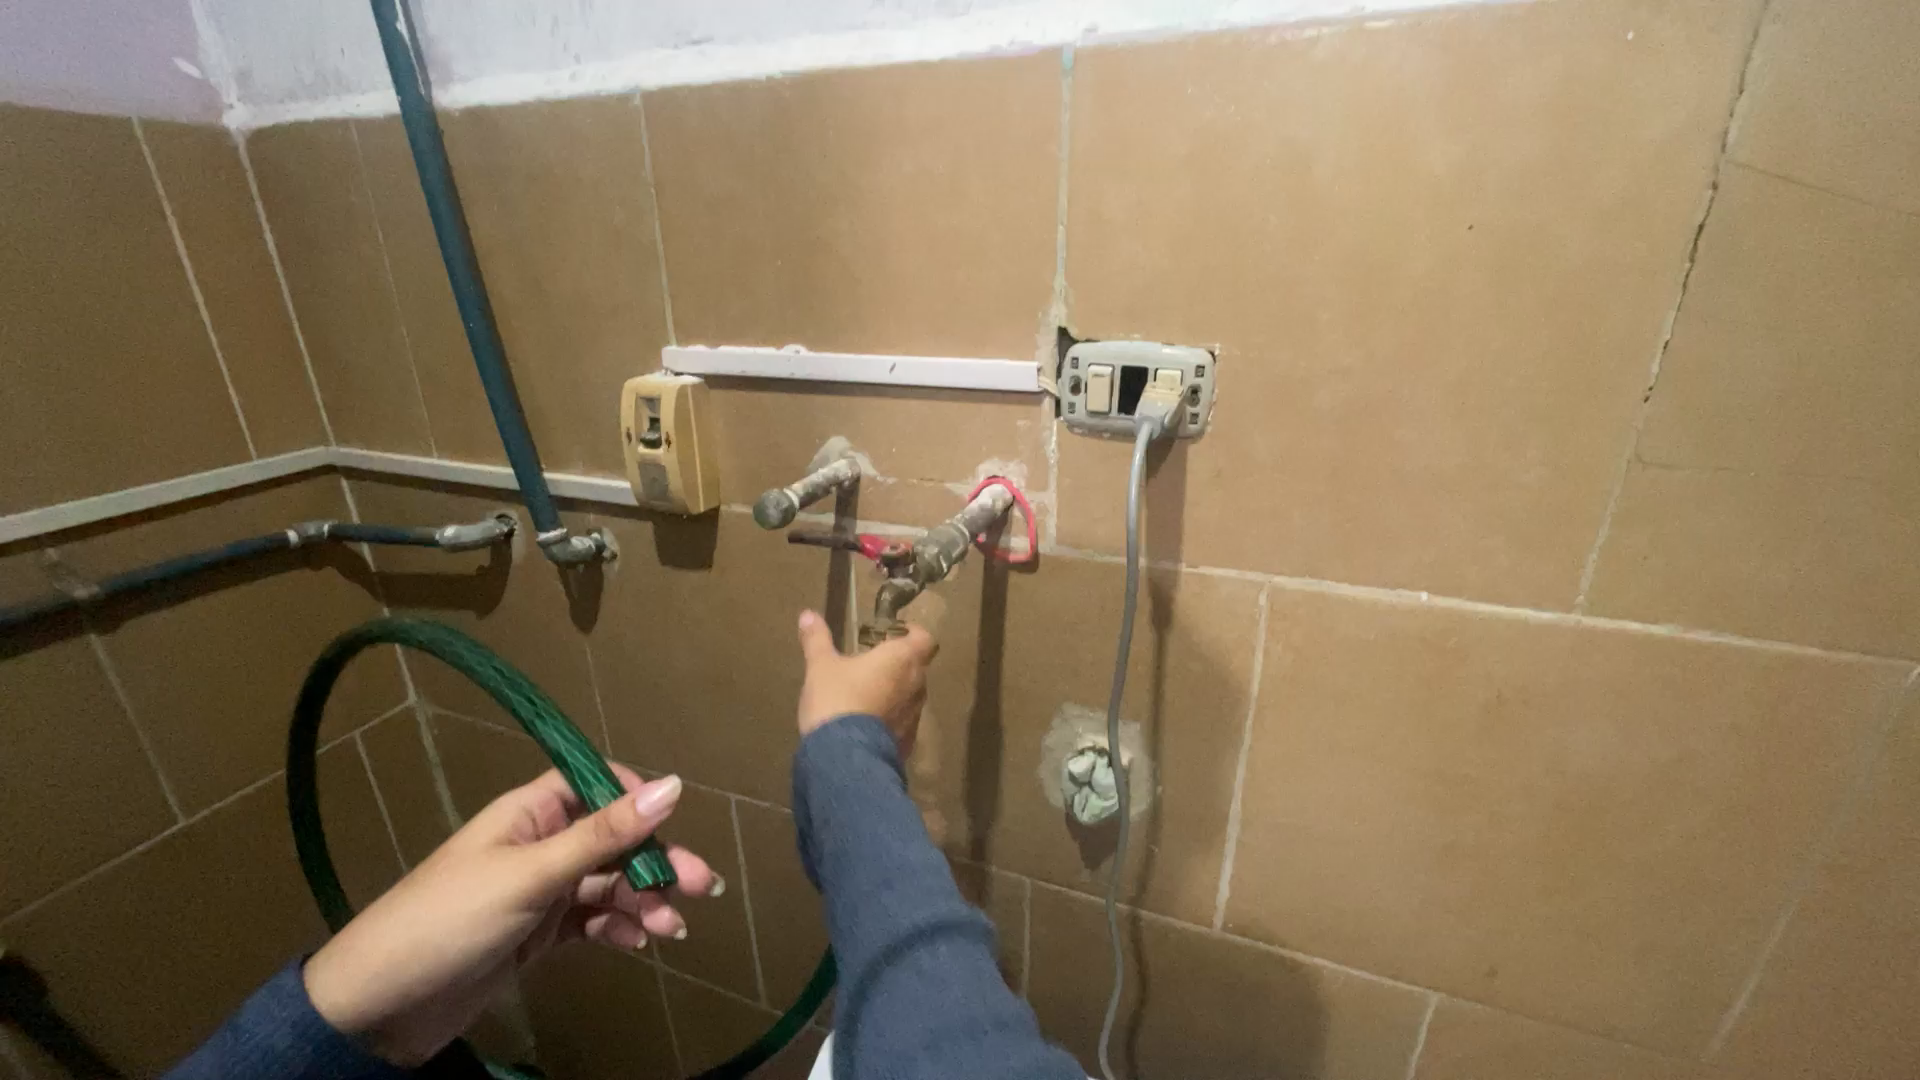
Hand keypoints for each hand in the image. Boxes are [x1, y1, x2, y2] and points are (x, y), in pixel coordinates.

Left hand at [302, 767, 715, 1065]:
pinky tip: (639, 943)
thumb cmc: (449, 922)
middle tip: (702, 886)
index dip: (638, 800)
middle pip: (616, 839)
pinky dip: (619, 928)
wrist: (372, 1016)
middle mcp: (543, 842)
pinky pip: (594, 918)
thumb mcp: (532, 875)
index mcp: (533, 812)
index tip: (669, 823)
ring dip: (644, 901)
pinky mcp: (541, 931)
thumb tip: (675, 784)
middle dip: (658, 862)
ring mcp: (543, 889)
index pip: (599, 784)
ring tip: (672, 929)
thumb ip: (605, 833)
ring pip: (612, 882)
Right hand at [795, 609, 936, 754]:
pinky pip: (903, 723)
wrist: (844, 757)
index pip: (925, 638)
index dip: (913, 633)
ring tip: (867, 694)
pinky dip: (890, 719)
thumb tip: (807, 614)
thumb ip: (817, 639)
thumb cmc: (836, 700)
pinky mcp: (908, 742)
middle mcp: (917, 685)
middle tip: (872, 663)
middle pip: (917, 667)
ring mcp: (915, 716)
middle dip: (899, 663)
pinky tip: (867, 724)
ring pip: (911, 696)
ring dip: (895, 692)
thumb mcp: (821, 666)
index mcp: (902, 659)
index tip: (892, 634)